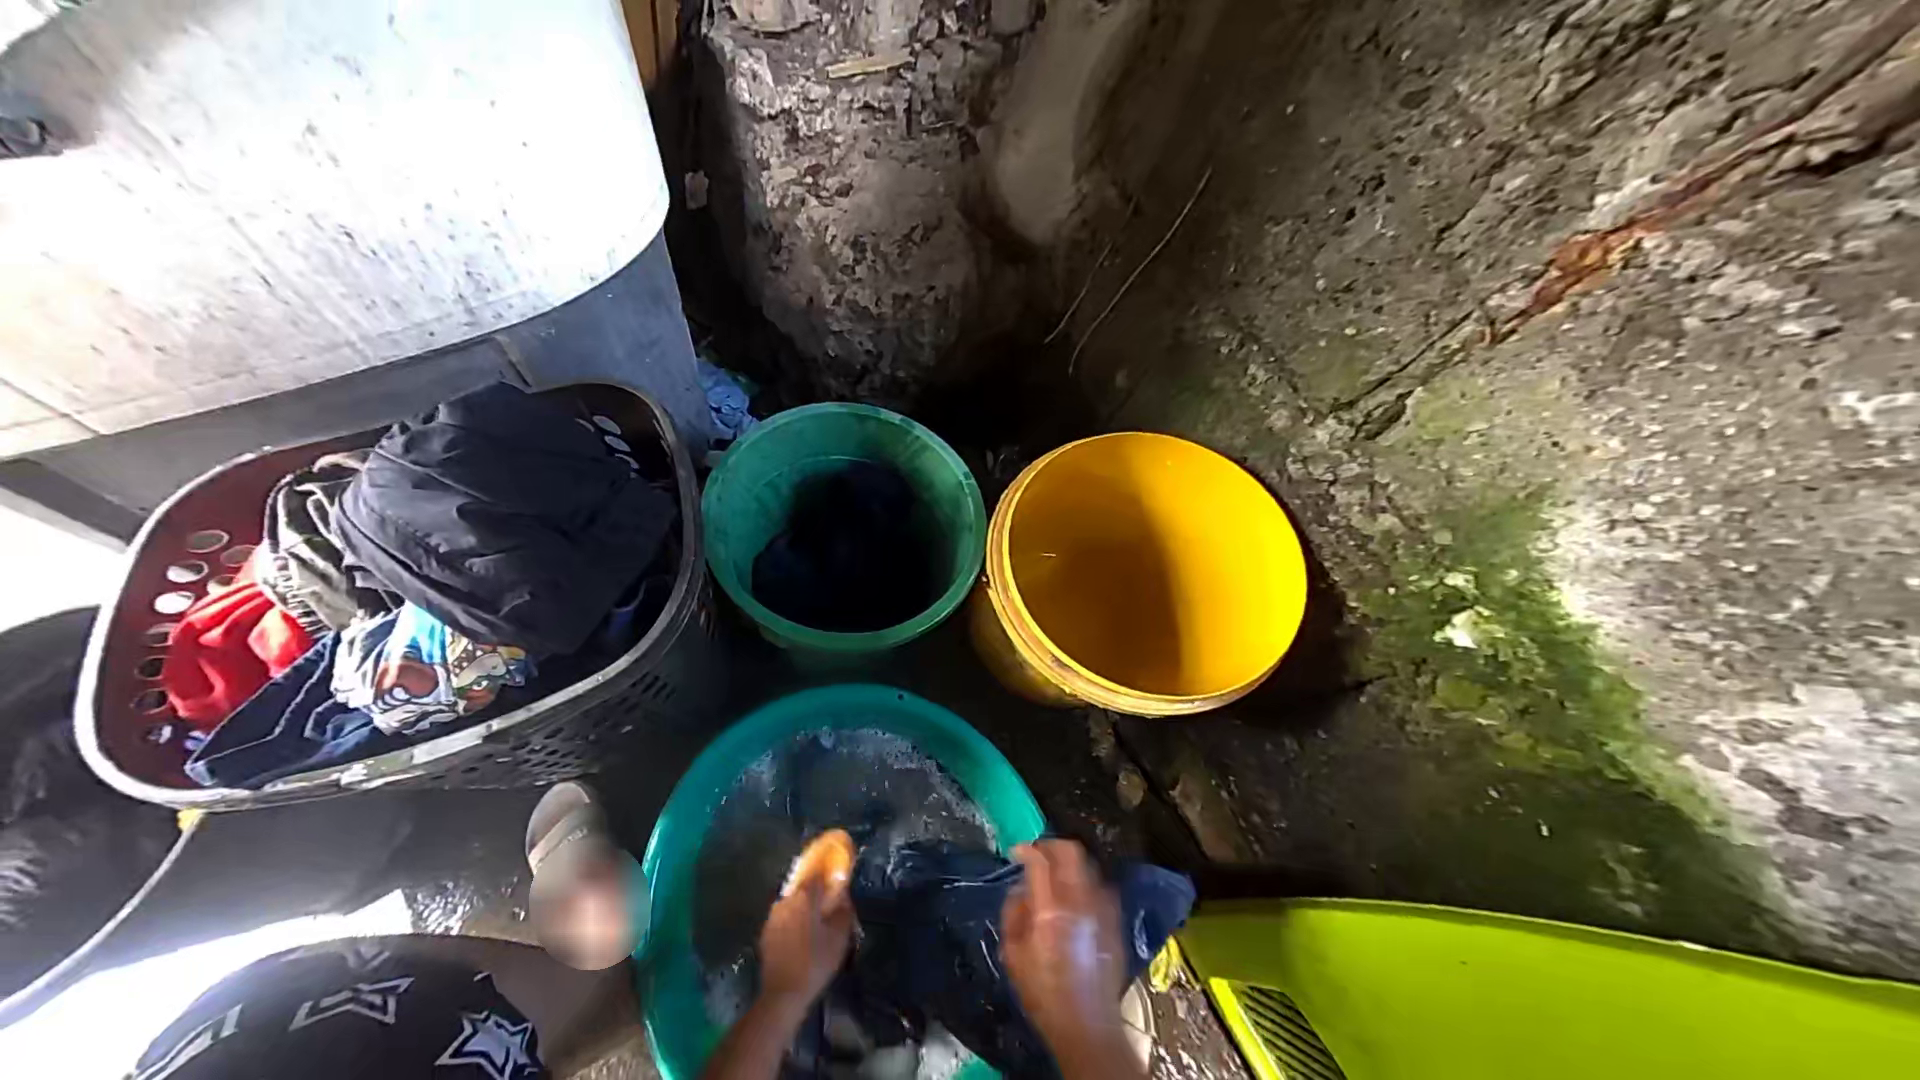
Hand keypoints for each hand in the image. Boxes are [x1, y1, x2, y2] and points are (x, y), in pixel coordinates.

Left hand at [757, 875, 854, 1008]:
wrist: (784, 994)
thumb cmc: (816, 961)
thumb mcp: (840, 936)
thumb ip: (843, 910)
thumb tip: (843, 896)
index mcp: (804, 896)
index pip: (816, 872)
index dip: (827, 871)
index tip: (836, 875)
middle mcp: (785, 901)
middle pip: (803, 888)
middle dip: (816, 891)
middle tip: (829, 901)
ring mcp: (773, 918)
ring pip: (792, 904)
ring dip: (804, 907)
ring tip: (817, 921)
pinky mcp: (766, 934)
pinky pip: (784, 918)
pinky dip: (794, 921)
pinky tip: (802, 936)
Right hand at [1002, 839, 1128, 1065]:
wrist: (1088, 1026)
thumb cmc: (1044, 994)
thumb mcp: (1013, 954)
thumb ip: (1013, 912)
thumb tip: (1021, 889)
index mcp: (1051, 909)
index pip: (1040, 860)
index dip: (1026, 849)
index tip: (1016, 852)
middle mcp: (1080, 900)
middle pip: (1071, 851)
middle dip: (1051, 845)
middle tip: (1038, 854)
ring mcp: (1102, 908)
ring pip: (1088, 864)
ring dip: (1069, 862)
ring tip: (1056, 873)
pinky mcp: (1115, 920)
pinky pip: (1101, 886)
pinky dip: (1086, 881)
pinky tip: (1076, 896)